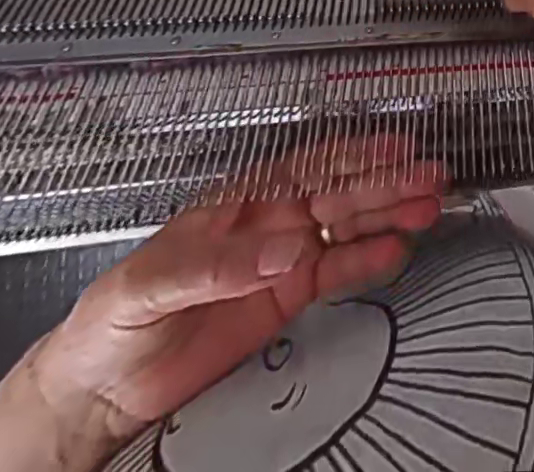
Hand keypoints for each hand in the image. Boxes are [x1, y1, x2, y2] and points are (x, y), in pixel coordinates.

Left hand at [0, 137, 446, 471]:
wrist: (104, 385)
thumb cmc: (115, 315)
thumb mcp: (156, 281)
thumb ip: (222, 263)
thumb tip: (284, 246)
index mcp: (238, 204)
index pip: (306, 170)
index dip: (351, 156)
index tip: (390, 149)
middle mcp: (267, 225)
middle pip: (337, 194)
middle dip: (385, 184)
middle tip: (429, 174)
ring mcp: (281, 260)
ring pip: (346, 227)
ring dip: (388, 214)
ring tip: (428, 204)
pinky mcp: (286, 299)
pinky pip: (336, 271)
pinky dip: (368, 259)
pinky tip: (396, 247)